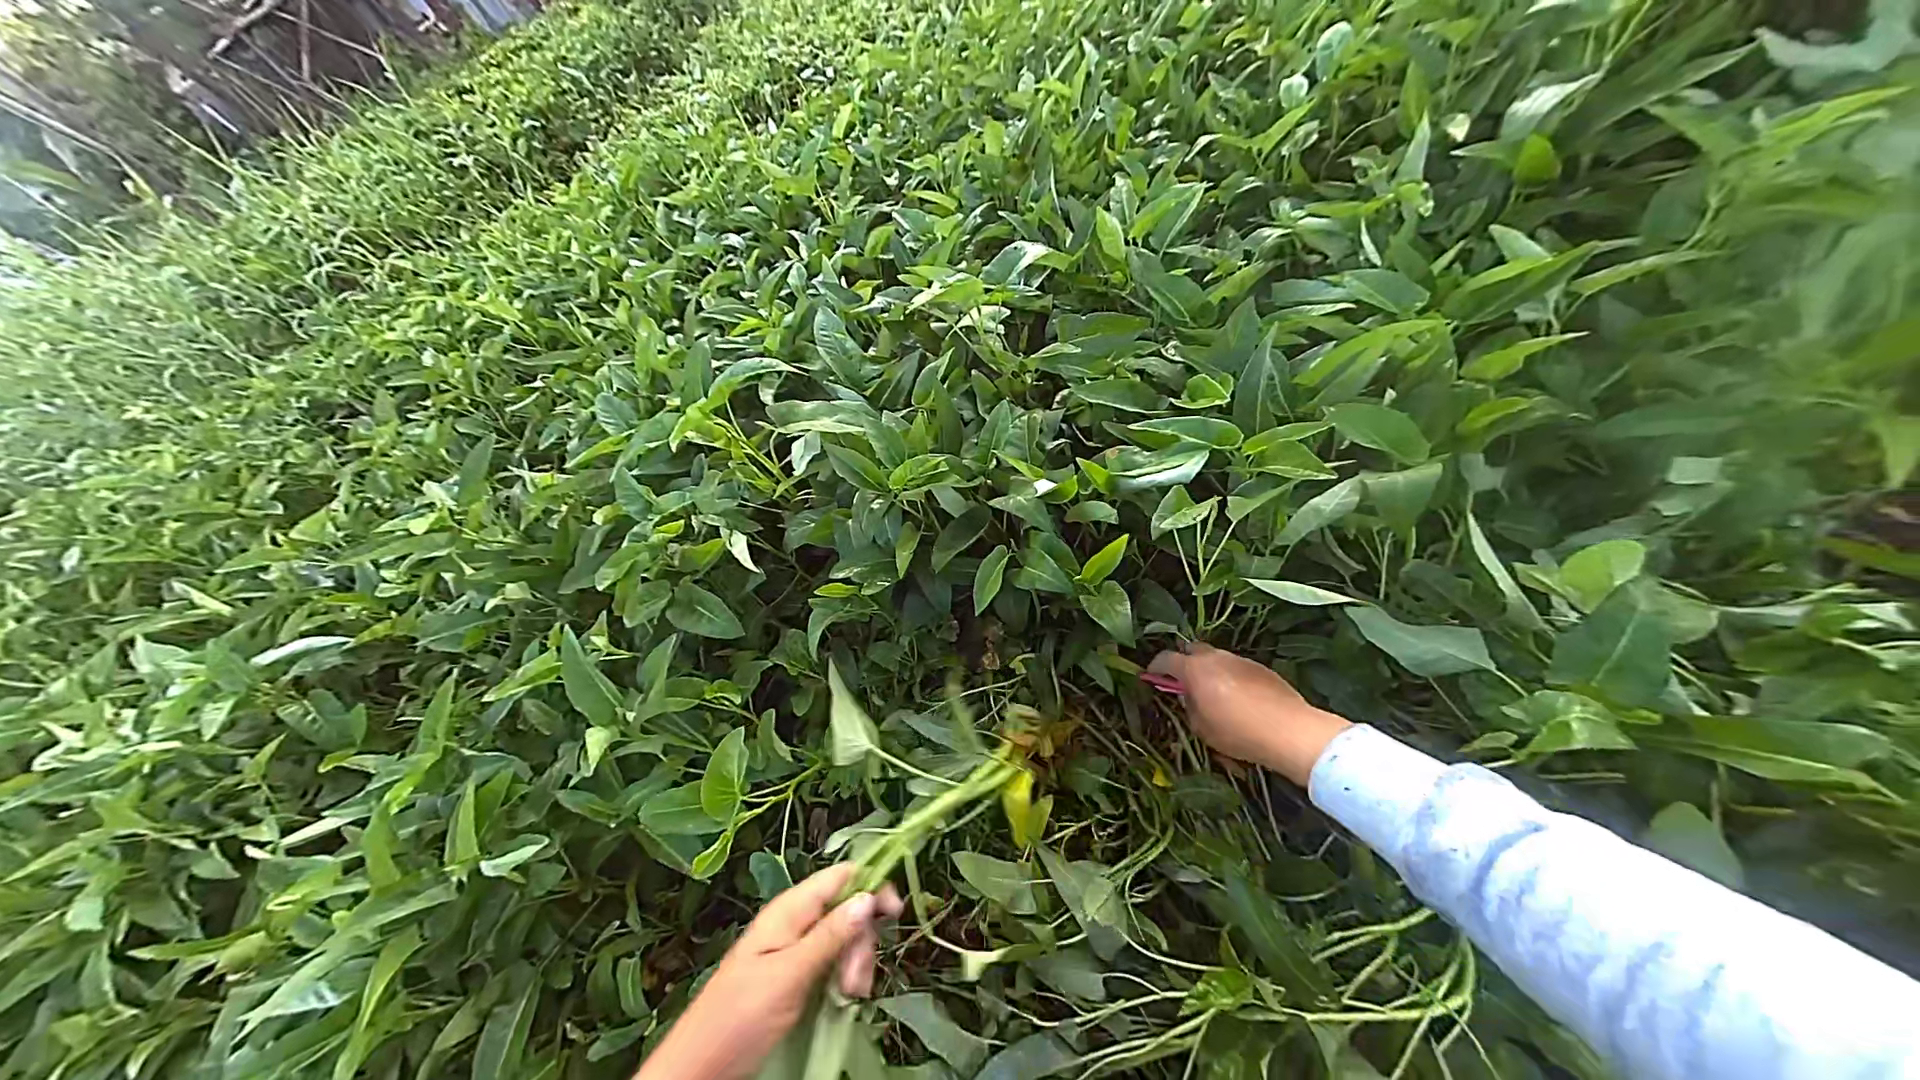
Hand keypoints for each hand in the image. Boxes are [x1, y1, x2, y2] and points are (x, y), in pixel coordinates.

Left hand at [635, 864, 903, 1079]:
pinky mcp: (799, 975)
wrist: (699, 1069)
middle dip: (862, 938)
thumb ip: (829, 935)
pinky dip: (845, 977)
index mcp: (790, 909)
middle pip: (848, 908)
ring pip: (845, 937)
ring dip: (856, 962)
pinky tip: (844, 999)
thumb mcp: (788, 976)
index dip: (872, 884)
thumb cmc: (738, 1019)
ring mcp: (797, 949)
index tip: (894, 912)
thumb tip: (868, 898)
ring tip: (849, 995)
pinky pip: (834, 962)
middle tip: (856, 978)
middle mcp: (796, 921)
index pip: (840, 876)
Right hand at [1149, 643, 1351, 785]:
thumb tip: (1187, 695)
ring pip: (1215, 657)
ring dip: (1207, 669)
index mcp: (1194, 669)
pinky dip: (1228, 676)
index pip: (1165, 658)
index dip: (1155, 667)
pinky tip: (1236, 697)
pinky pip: (1235, 666)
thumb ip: (1188, 706)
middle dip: (1182, 662)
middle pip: (1191, 649)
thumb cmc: (1238, 732)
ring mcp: (1239, 659)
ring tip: (1211, 692)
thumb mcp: (1201, 727)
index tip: (1152, 677)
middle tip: (1182, 682)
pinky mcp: (1260, 668)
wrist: (1291, 731)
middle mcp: (1215, 657)